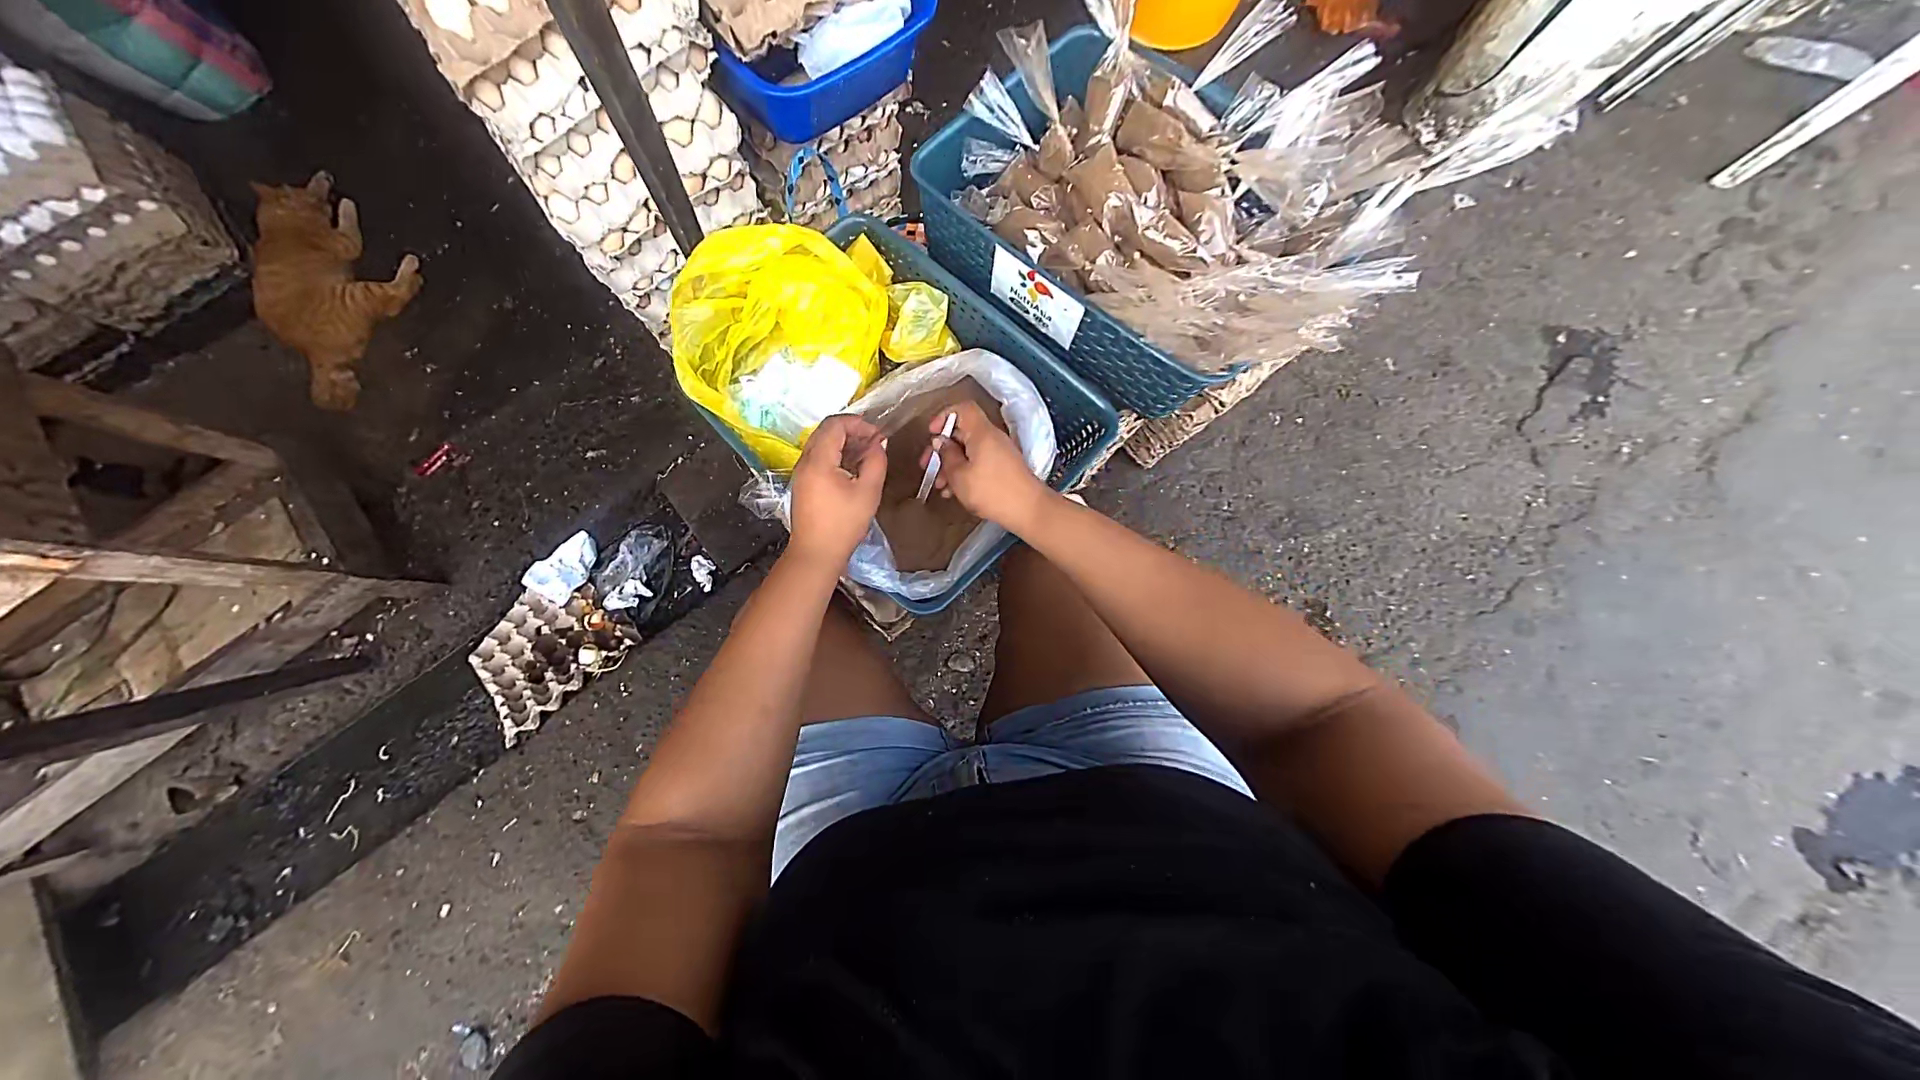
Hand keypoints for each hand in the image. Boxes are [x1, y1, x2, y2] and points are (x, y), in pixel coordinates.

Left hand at [787, 414, 886, 569]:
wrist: (816, 553)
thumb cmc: (843, 524)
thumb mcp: (868, 492)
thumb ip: (875, 462)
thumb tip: (878, 445)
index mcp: (819, 460)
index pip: (835, 425)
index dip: (858, 423)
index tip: (877, 435)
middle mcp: (805, 462)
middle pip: (825, 431)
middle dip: (851, 430)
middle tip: (873, 441)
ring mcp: (801, 473)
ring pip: (820, 444)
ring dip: (843, 443)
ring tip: (865, 454)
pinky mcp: (802, 484)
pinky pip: (818, 458)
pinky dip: (835, 455)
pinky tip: (852, 468)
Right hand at [921, 401, 1052, 531]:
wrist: (1028, 510)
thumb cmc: (991, 491)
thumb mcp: (959, 475)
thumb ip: (947, 455)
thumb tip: (941, 442)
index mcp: (981, 432)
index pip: (963, 408)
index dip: (944, 415)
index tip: (932, 433)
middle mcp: (991, 437)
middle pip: (962, 432)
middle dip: (942, 448)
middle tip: (927, 465)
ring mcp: (999, 452)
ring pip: (968, 450)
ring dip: (950, 464)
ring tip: (939, 485)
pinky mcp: (1002, 467)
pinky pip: (978, 462)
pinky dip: (964, 472)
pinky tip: (953, 491)